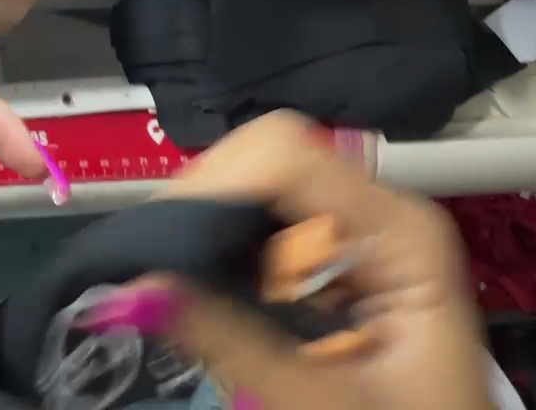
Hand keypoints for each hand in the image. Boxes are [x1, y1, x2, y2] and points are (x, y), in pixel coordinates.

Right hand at [107, 112, 489, 409]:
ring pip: (246, 171)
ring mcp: (348, 220)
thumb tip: (137, 291)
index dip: (217, 184)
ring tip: (175, 275)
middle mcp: (374, 207)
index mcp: (399, 231)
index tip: (162, 238)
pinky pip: (250, 204)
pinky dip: (213, 233)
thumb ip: (232, 345)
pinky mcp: (321, 240)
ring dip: (201, 217)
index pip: (287, 156)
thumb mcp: (324, 405)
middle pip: (261, 152)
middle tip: (160, 262)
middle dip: (203, 199)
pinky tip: (205, 277)